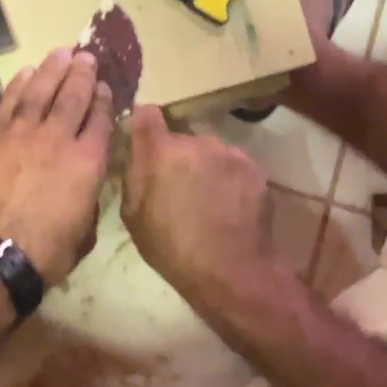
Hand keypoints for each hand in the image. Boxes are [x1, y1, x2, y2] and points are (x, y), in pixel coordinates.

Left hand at [0, 49, 115, 282]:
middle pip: (73, 97)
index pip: (101, 120)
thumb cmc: (47, 252)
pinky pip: (8, 104)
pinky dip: (19, 85)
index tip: (106, 87)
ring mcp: (22, 134)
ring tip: (61, 53)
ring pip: (40, 91)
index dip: (105, 100)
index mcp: (88, 162)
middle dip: (82, 74)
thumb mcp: (86, 230)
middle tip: (87, 57)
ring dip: (52, 70)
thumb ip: (88, 197)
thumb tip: (83, 185)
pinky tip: (27, 73)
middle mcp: (58, 139)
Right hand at [120, 105, 277, 312]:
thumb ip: (133, 173)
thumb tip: (134, 147)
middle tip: (177, 187)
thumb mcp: (133, 215)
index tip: (144, 139)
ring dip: (205, 166)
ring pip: (209, 150)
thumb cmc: (172, 248)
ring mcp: (230, 153)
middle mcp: (197, 142)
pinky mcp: (254, 168)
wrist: (230, 270)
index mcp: (162, 152)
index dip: (144, 125)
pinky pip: (233, 164)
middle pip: (181, 138)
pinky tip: (228, 204)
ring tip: (206, 199)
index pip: (148, 116)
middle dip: (176, 156)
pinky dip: (228, 178)